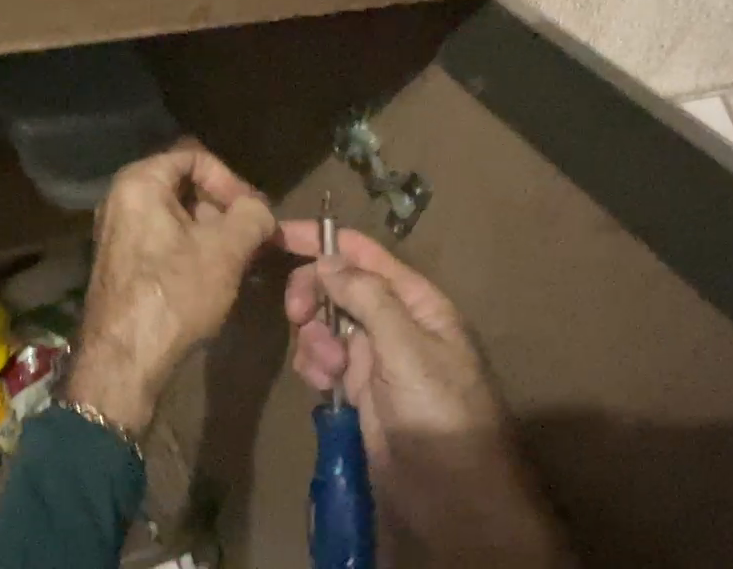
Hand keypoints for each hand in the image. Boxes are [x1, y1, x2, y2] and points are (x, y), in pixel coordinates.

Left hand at [65, 140, 276, 433]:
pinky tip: (213, 278)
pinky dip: (190, 249)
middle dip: (223, 208)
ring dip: (211, 232)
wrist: (124, 359)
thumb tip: (261, 210)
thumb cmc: (175, 292)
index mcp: (139, 182)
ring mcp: (116, 232)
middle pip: (183, 185)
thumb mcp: (226, 250)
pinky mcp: (119, 263)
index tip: (254, 213)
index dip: (230, 180)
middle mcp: (120, 199)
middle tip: (252, 238)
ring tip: (239, 261)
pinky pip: (161, 239)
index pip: (194, 156)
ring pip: (174, 216)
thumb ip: (252, 217)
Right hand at [282, 223, 569, 565]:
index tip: (278, 236)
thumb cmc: (440, 412)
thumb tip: (325, 259)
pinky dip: (314, 364)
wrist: (454, 497)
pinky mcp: (356, 386)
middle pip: (335, 284)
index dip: (321, 240)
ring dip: (313, 338)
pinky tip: (323, 385)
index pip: (362, 253)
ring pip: (323, 322)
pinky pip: (321, 357)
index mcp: (415, 301)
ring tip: (326, 369)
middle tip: (297, 315)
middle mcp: (392, 320)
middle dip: (311, 295)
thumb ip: (366, 297)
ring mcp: (373, 354)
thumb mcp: (407, 347)